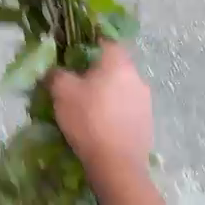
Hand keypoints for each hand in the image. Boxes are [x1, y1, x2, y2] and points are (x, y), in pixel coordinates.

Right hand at [49, 43, 153, 180]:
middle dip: (97, 67)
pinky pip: (127, 105)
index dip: (88, 40)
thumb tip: (56, 67)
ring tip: (87, 100)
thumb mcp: (60, 88)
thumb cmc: (88, 118)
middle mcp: (137, 78)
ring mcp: (146, 102)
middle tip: (77, 76)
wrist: (116, 166)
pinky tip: (100, 118)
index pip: (105, 39)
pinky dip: (115, 106)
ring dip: (107, 88)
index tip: (73, 48)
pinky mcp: (148, 123)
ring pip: (122, 85)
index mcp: (118, 63)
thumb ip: (57, 70)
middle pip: (115, 63)